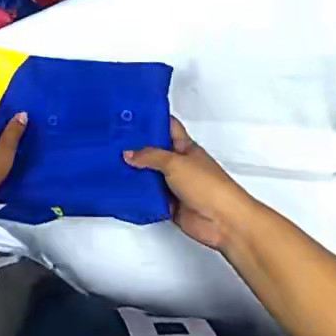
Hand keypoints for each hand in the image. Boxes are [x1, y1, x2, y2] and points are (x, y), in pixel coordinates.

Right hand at [125, 118, 260, 249]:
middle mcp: (180, 164)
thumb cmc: (209, 186)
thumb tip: (129, 153)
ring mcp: (175, 185)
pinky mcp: (170, 204)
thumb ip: (150, 156)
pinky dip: (140, 195)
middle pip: (155, 152)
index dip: (152, 120)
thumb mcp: (175, 162)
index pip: (167, 127)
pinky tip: (124, 190)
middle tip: (115, 140)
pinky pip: (151, 197)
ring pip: (150, 175)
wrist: (222, 221)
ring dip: (136, 173)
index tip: (134, 114)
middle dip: (137, 148)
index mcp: (185, 147)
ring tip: (113, 164)